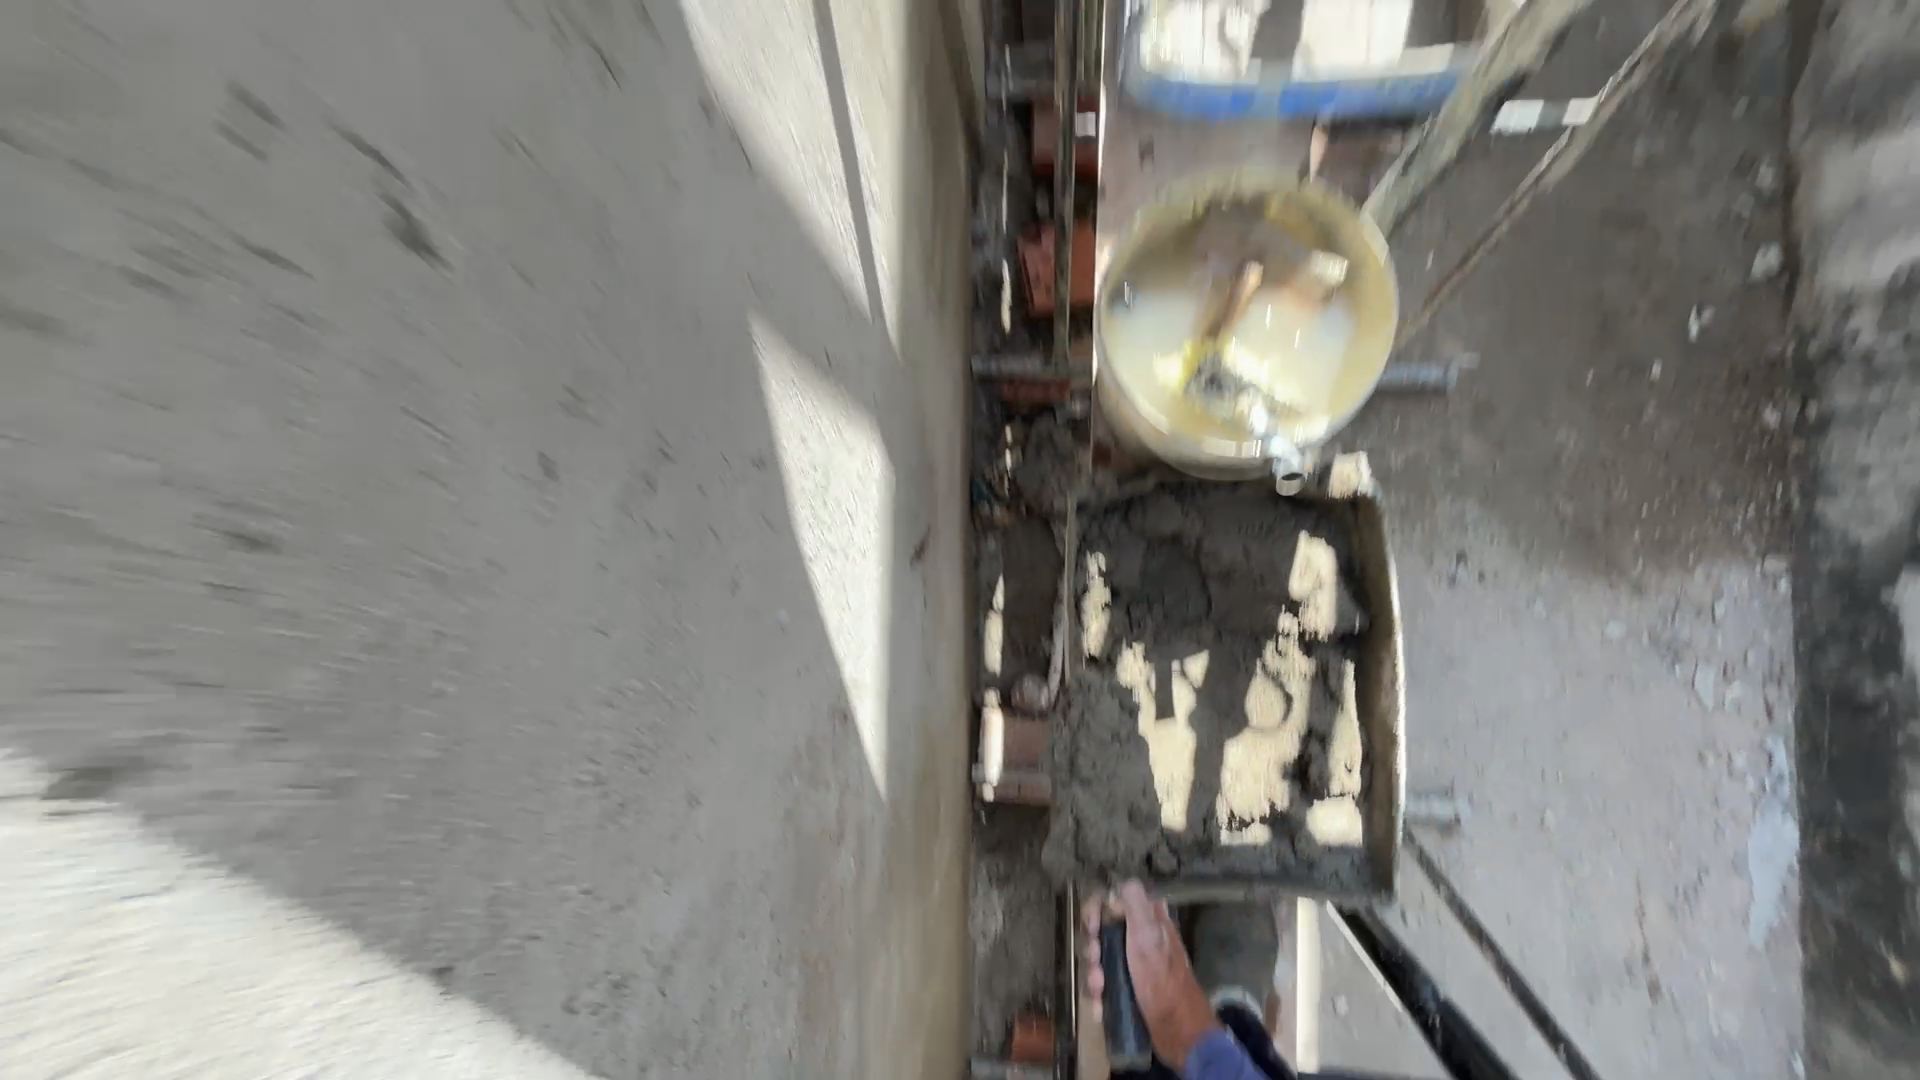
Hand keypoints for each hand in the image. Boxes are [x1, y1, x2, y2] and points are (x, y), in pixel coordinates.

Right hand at [1082, 880, 1221, 1067]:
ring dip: (1094, 976)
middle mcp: (1140, 937)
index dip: (1097, 910)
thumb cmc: (1161, 978)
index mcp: (1147, 919)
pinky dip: (1098, 995)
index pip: (1113, 900)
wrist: (1178, 1031)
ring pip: (1100, 960)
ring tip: (1100, 990)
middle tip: (1098, 962)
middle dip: (1093, 949)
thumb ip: (1135, 901)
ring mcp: (1134, 964)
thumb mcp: (1148, 933)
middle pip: (1101, 931)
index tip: (1093, 927)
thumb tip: (1118, 887)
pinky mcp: (1129, 988)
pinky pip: (1103, 984)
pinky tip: (1100, 1007)